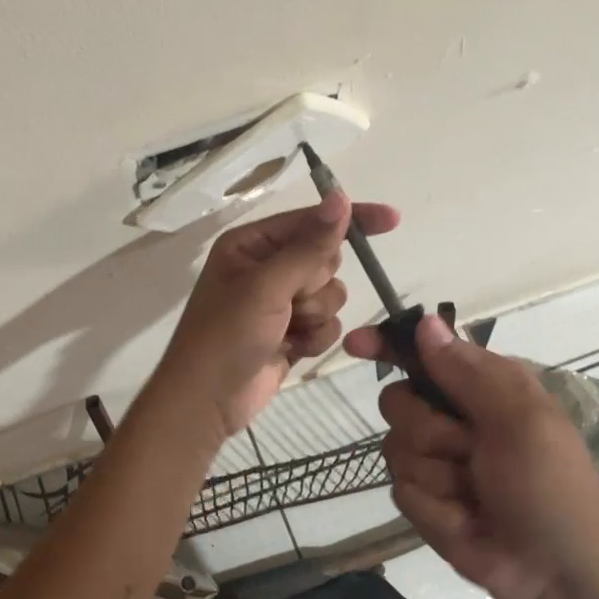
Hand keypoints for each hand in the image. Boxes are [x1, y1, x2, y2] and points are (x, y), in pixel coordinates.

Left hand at [147, 192, 400, 441]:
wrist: (207, 400)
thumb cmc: (227, 335)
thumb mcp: (267, 286)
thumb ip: (309, 246)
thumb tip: (341, 198)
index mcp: (251, 244)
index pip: (311, 220)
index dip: (350, 221)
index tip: (391, 220)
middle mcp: (265, 267)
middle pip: (326, 259)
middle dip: (317, 284)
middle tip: (291, 303)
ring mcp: (279, 302)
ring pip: (331, 294)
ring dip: (316, 315)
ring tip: (286, 331)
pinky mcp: (291, 333)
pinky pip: (327, 324)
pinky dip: (315, 338)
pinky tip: (290, 350)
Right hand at [344, 316, 598, 598]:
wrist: (554, 577)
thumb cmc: (551, 490)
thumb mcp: (523, 422)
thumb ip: (470, 372)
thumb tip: (426, 323)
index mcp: (486, 388)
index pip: (425, 354)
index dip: (387, 346)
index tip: (355, 345)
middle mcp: (455, 418)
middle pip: (397, 401)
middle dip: (429, 429)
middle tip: (472, 451)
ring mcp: (436, 461)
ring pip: (395, 446)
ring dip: (437, 474)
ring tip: (476, 494)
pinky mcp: (422, 499)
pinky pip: (401, 488)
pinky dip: (434, 506)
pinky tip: (465, 520)